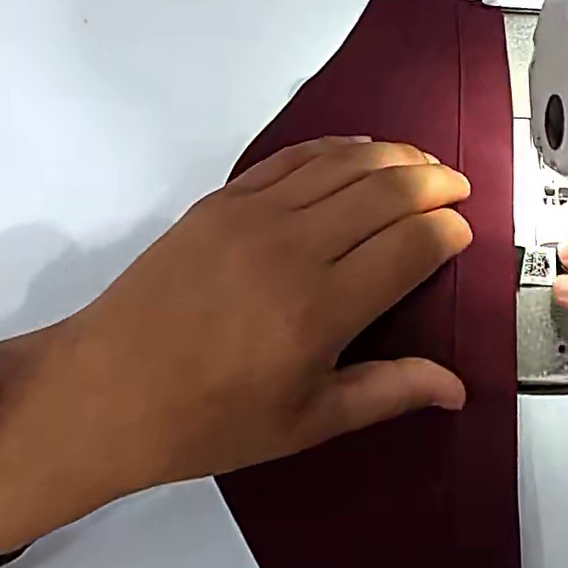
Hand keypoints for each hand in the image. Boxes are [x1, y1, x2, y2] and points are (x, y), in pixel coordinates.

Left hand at [0, 137, 473, 550]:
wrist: (103, 392)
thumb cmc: (209, 419)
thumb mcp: (307, 421)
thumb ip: (389, 392)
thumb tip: (457, 388)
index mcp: (322, 308)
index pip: (413, 245)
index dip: (450, 231)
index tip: (463, 233)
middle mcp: (296, 248)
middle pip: (389, 190)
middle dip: (437, 182)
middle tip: (458, 188)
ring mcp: (256, 214)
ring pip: (347, 163)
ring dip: (397, 156)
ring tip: (425, 162)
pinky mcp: (225, 198)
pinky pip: (295, 156)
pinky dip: (338, 147)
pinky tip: (362, 149)